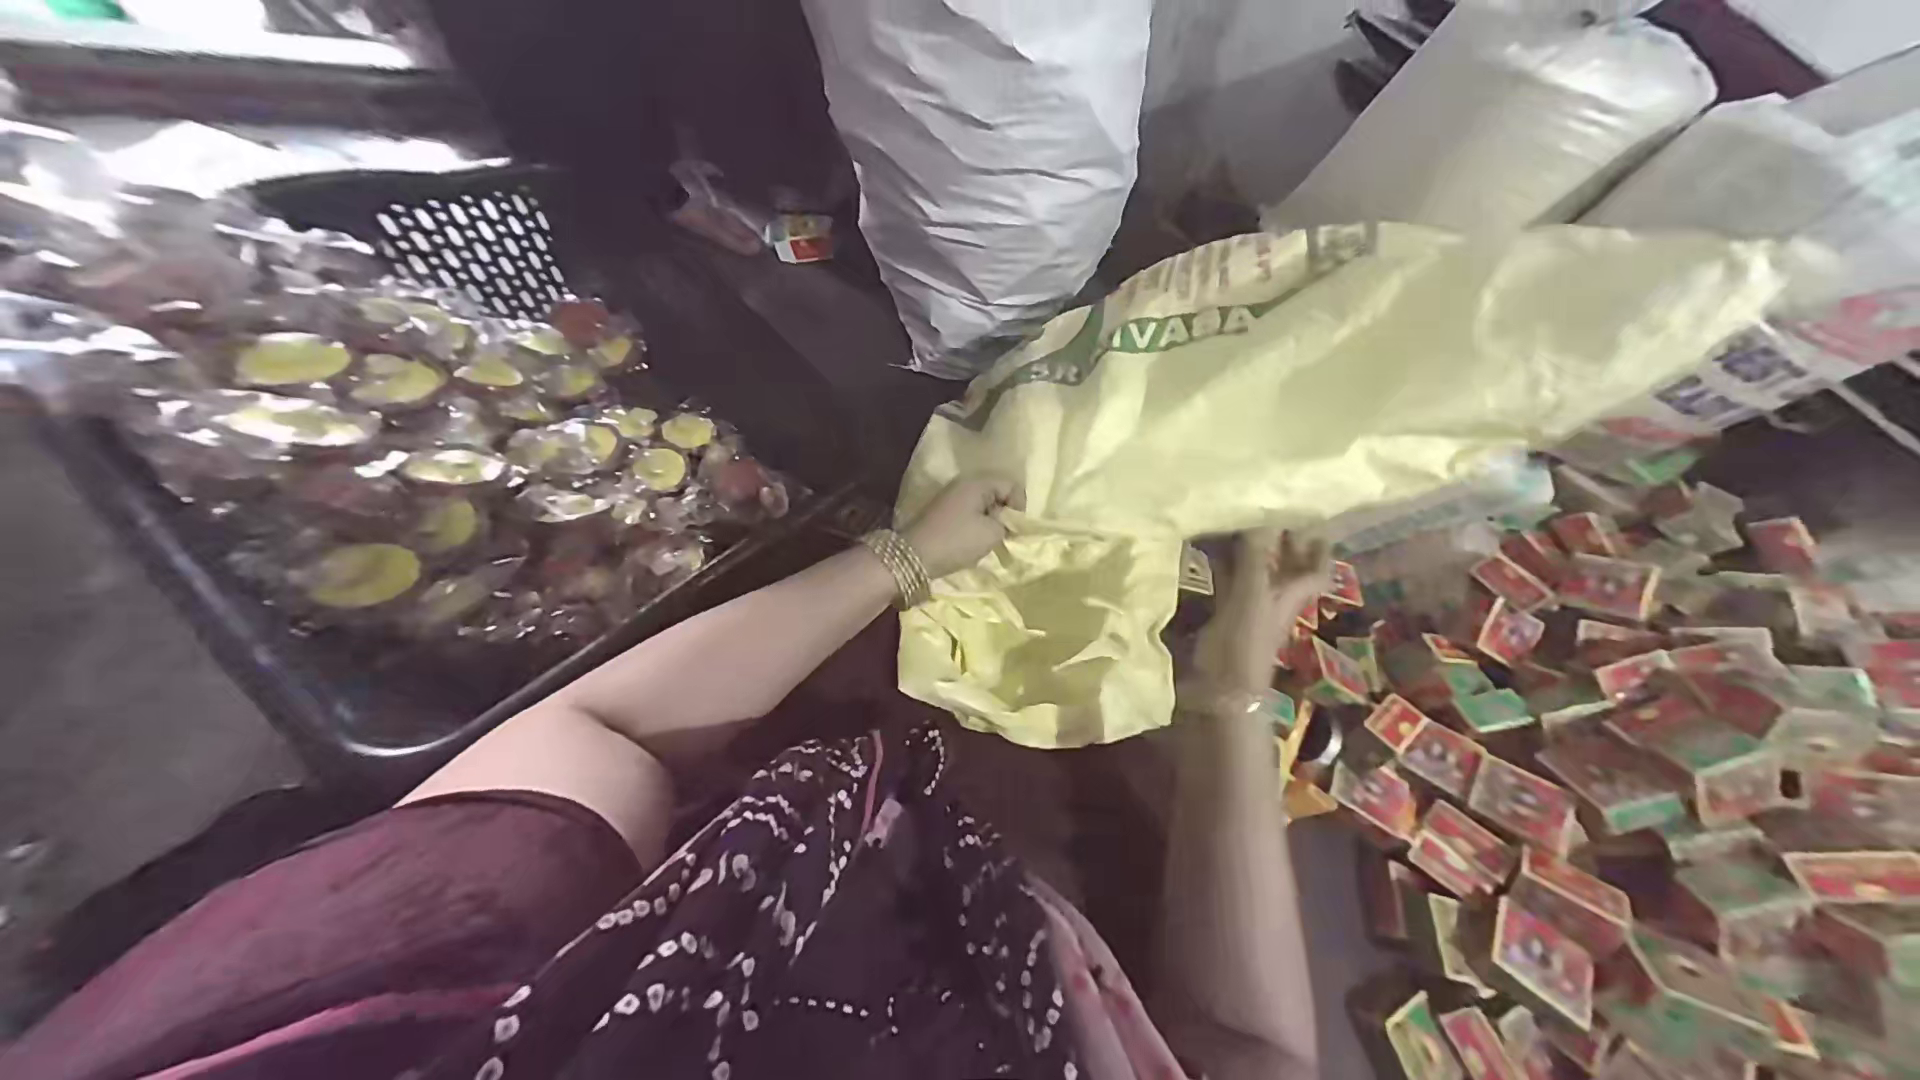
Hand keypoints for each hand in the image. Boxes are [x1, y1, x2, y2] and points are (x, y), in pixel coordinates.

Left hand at [902, 476, 1023, 578]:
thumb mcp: (991, 533)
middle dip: (1005, 512)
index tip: (1015, 528)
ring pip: (982, 502)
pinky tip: (974, 539)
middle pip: (996, 491)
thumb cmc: (957, 541)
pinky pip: (969, 511)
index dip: (1019, 506)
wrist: (914, 556)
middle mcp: (963, 484)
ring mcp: (950, 497)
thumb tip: (1006, 521)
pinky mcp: (942, 511)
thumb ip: (1007, 523)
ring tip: (991, 538)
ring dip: (991, 519)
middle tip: (1006, 533)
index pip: (1011, 485)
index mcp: (977, 483)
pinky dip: (977, 522)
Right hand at [1191, 530, 1331, 696]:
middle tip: (1271, 510)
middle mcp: (1272, 599)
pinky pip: (1227, 583)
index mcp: (1288, 595)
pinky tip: (1208, 552)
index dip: (1319, 549)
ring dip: (1251, 551)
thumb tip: (1262, 516)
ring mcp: (1247, 608)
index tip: (1316, 522)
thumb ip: (1255, 557)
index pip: (1314, 570)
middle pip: (1285, 568)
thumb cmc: (1242, 643)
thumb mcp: (1252, 596)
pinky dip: (1222, 566)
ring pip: (1255, 573)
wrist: (1218, 688)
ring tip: (1238, 521)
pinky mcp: (1222, 616)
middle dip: (1284, 542)